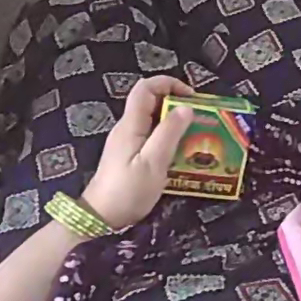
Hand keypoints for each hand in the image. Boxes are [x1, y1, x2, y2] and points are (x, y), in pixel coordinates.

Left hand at [80, 75, 196, 229]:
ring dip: (174, 122)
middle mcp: (127, 128)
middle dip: (176, 103)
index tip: (191, 96)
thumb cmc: (128, 191)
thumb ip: (169, 133)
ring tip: (195, 135)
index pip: (145, 88)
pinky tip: (181, 152)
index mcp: (131, 124)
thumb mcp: (153, 162)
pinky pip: (151, 136)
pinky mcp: (130, 154)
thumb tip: (186, 107)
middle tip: (199, 118)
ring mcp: (127, 141)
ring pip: (152, 119)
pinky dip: (167, 137)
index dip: (168, 83)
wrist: (101, 217)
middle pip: (150, 101)